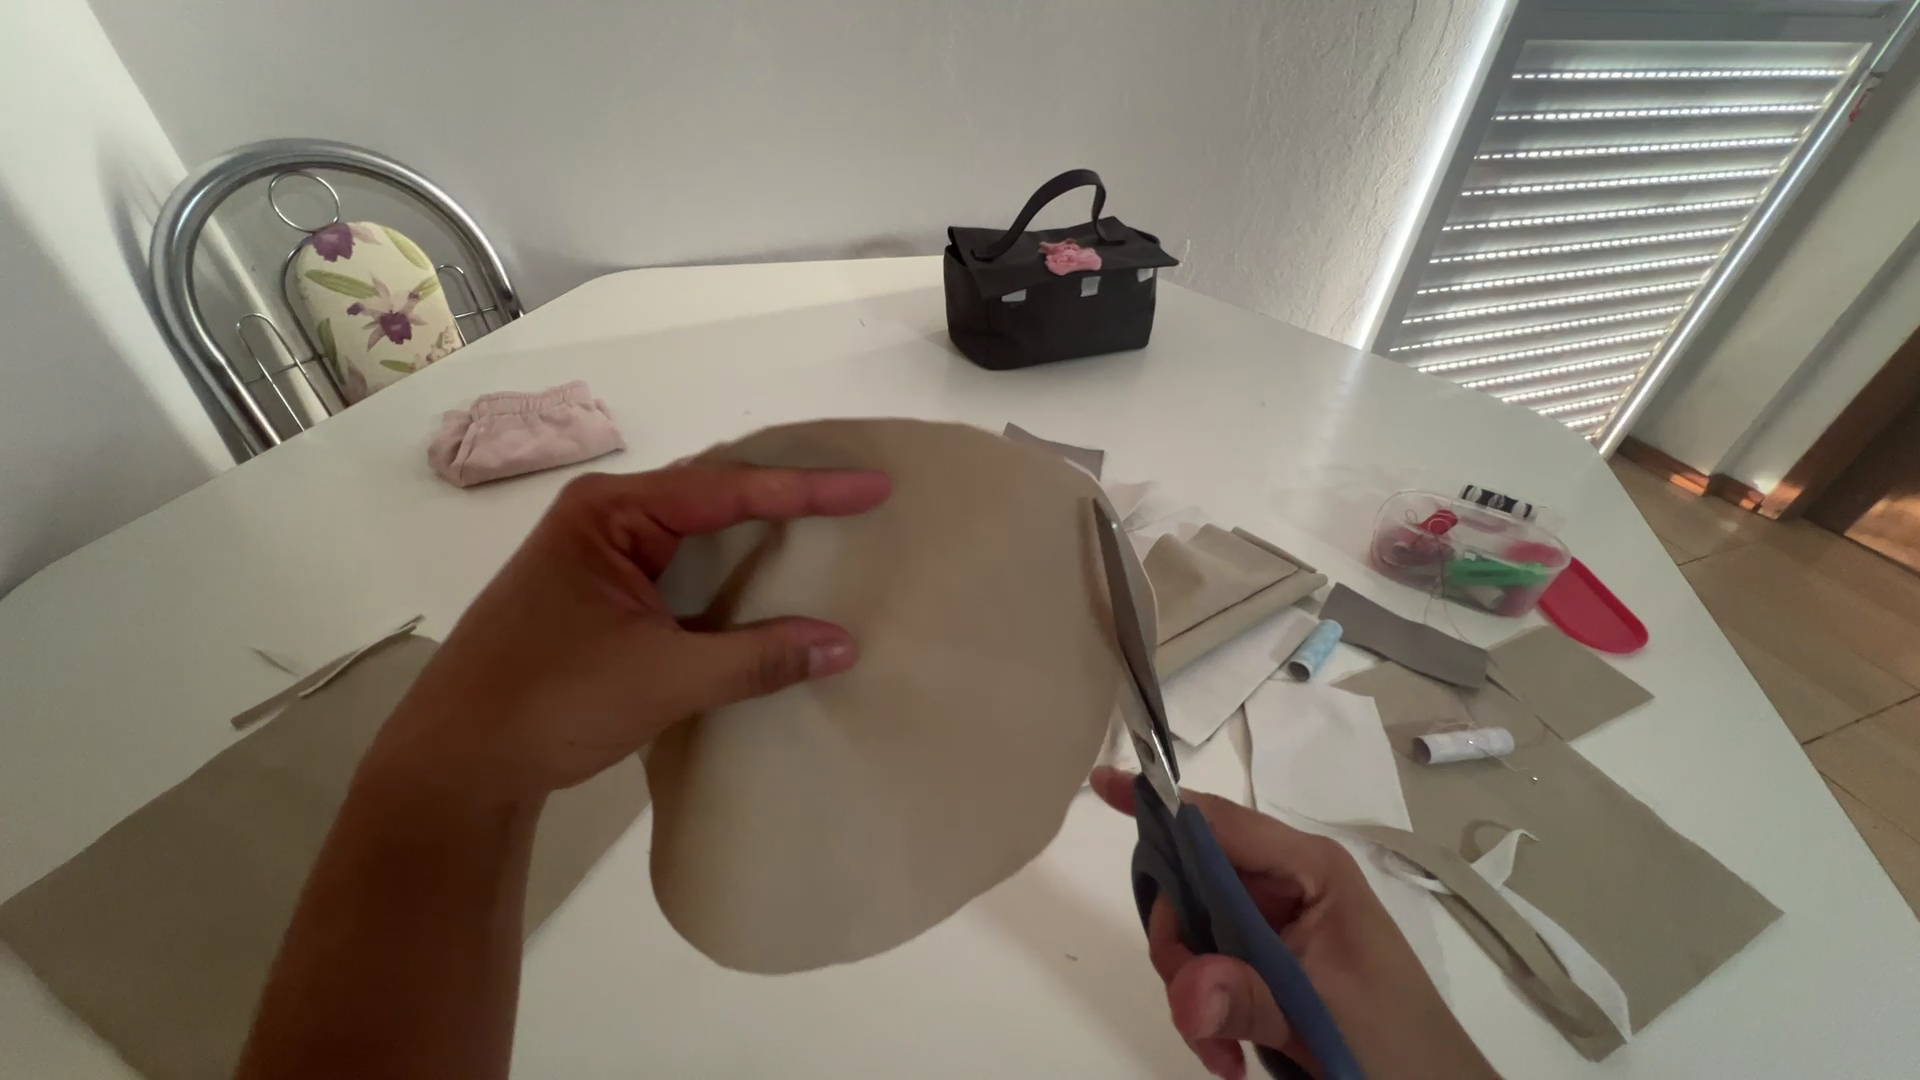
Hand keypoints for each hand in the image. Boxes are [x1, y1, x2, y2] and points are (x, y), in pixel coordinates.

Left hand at [361, 464, 891, 805]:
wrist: (454, 767)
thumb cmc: (549, 704)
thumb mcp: (665, 679)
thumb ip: (759, 657)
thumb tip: (845, 645)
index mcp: (612, 512)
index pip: (730, 489)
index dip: (810, 489)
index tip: (873, 486)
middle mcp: (606, 515)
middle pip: (716, 490)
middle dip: (788, 492)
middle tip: (857, 493)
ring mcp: (602, 551)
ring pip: (698, 524)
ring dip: (760, 526)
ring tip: (828, 521)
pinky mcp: (605, 588)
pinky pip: (683, 558)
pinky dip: (730, 563)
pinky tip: (765, 574)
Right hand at [1089, 767, 1497, 1079]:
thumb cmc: (1403, 1047)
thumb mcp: (1326, 1016)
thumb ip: (1251, 996)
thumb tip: (1185, 988)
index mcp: (1308, 867)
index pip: (1218, 821)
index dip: (1158, 802)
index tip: (1102, 783)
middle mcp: (1281, 881)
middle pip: (1190, 879)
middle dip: (1179, 942)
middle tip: (1192, 1002)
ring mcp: (1267, 918)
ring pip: (1190, 926)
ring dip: (1191, 987)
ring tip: (1221, 1049)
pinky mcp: (1258, 956)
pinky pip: (1202, 963)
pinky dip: (1201, 1008)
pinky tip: (1226, 1052)